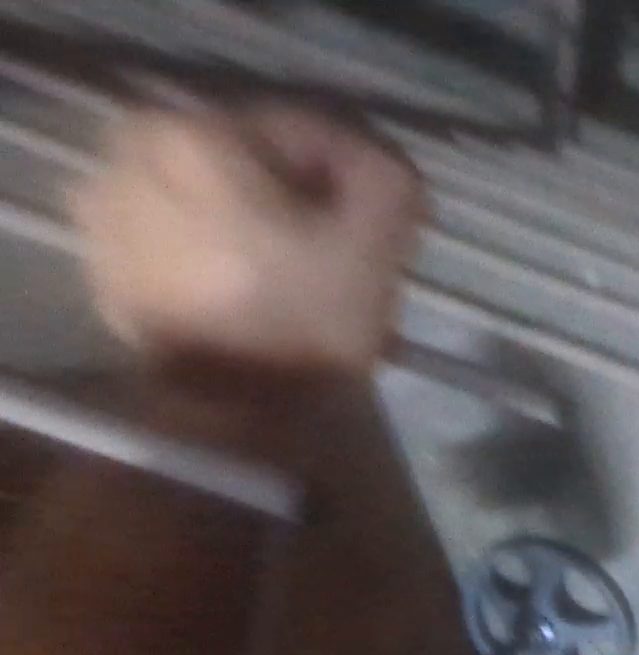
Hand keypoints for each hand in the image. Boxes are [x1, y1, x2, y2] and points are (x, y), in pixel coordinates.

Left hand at [68, 105, 424, 374]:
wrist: (232, 409)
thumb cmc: (307, 319)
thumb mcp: (376, 246)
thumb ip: (390, 182)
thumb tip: (387, 170)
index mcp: (197, 136)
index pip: (314, 134)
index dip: (371, 184)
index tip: (400, 235)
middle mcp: (133, 152)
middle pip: (266, 168)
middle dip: (322, 209)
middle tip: (361, 263)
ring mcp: (110, 206)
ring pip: (230, 201)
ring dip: (283, 231)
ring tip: (321, 286)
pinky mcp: (110, 256)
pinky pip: (193, 234)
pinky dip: (238, 253)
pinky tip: (274, 297)